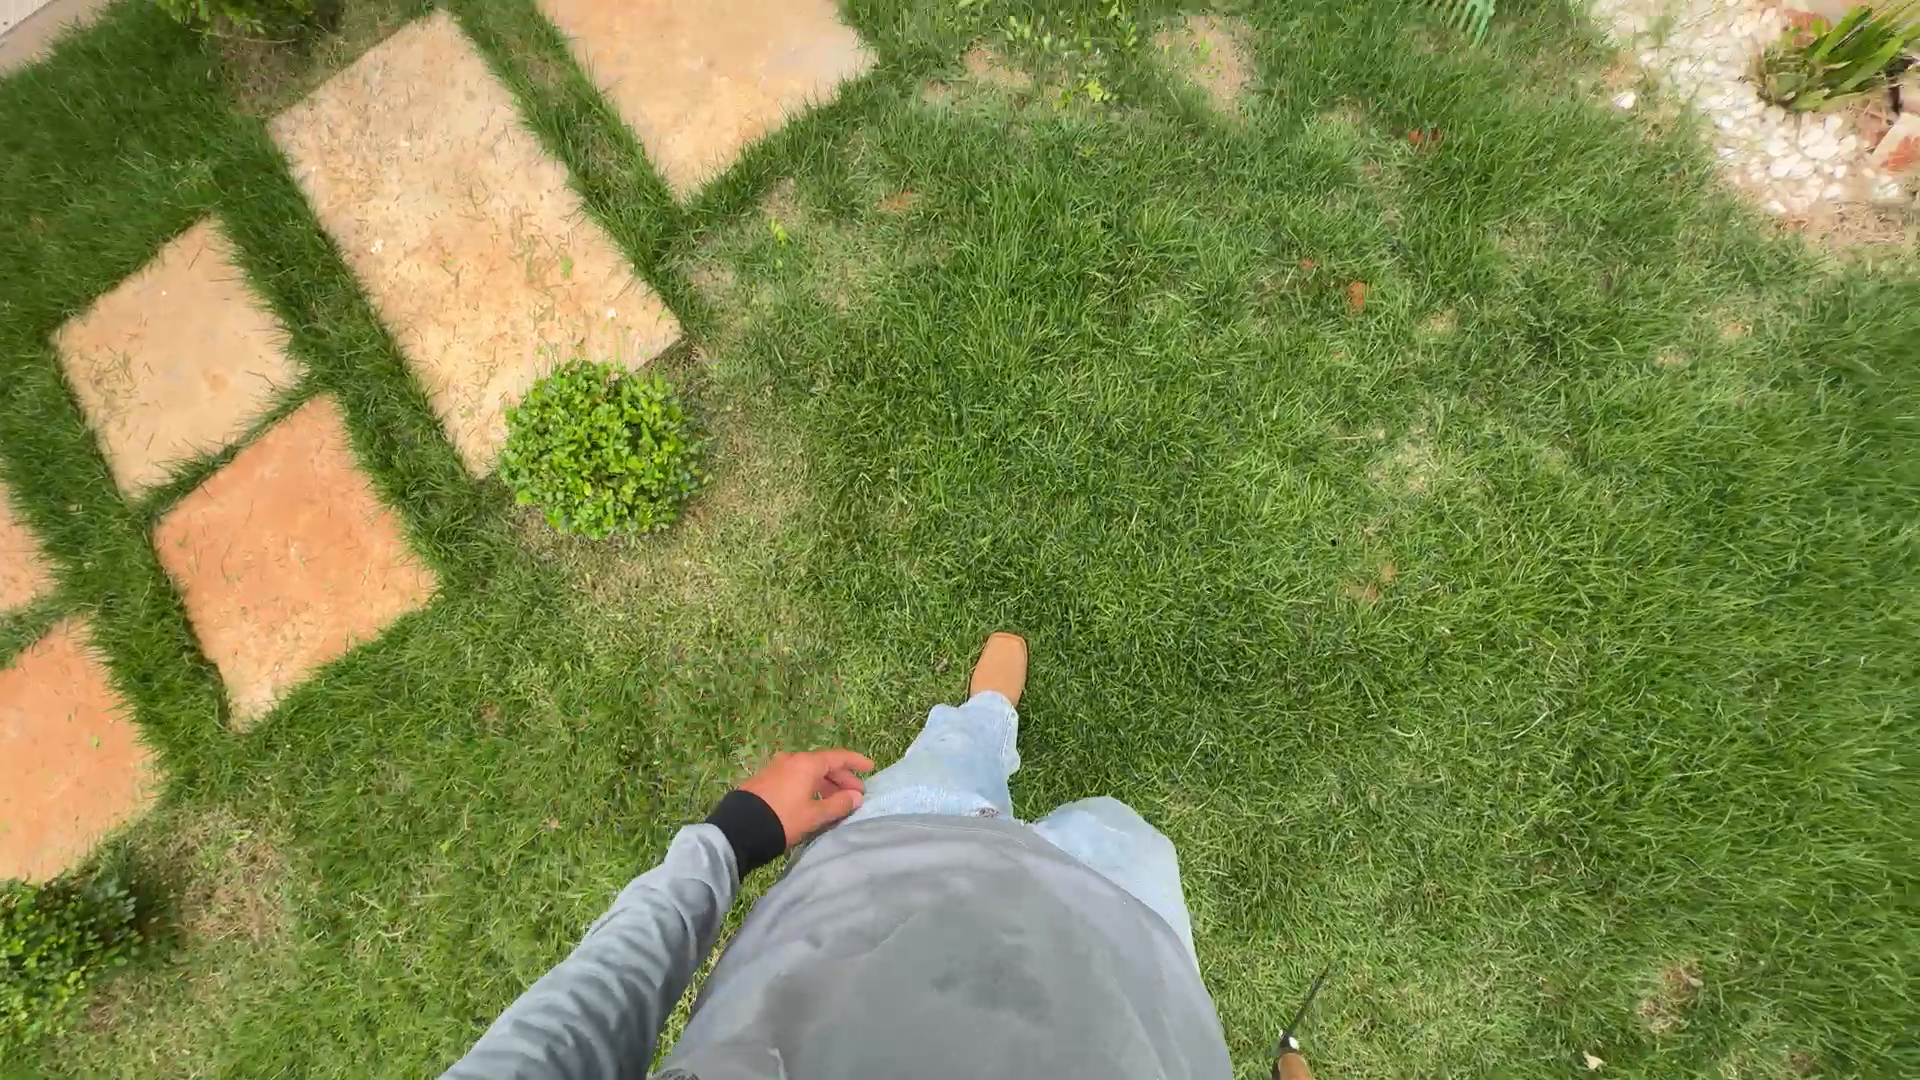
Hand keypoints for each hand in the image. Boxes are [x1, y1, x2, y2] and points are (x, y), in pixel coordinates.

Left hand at [739, 749, 875, 847]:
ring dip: (825, 784)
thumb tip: (856, 796)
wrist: (737, 829)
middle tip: (855, 793)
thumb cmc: (783, 819)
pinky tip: (812, 801)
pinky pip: (795, 778)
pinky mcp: (765, 780)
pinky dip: (809, 786)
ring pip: (808, 772)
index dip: (856, 762)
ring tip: (836, 800)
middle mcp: (792, 760)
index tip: (870, 768)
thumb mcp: (814, 816)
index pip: (838, 757)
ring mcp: (776, 768)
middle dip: (842, 778)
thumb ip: (838, 805)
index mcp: (807, 763)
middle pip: (823, 764)